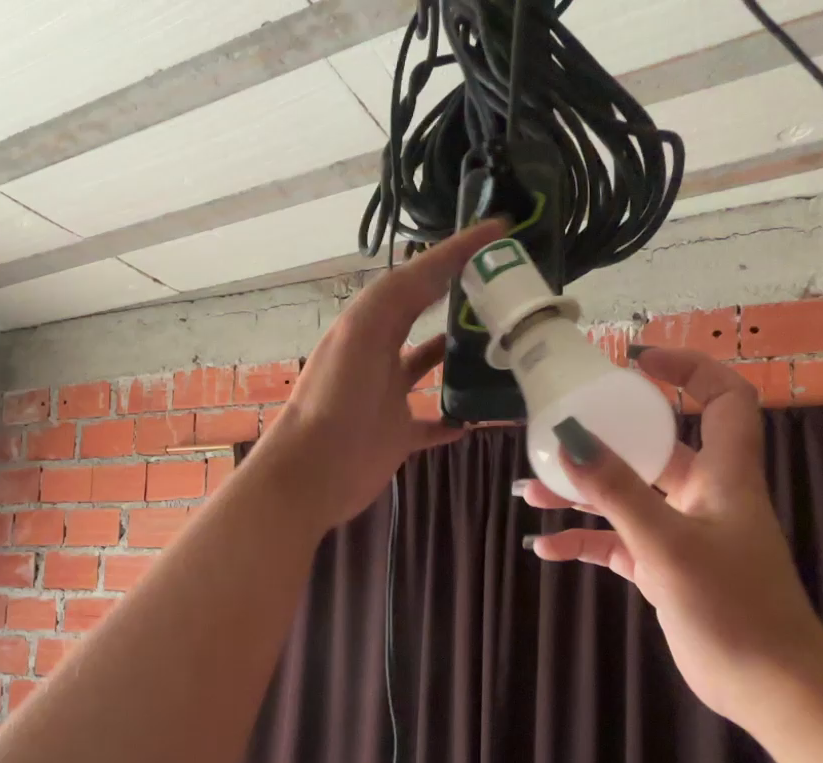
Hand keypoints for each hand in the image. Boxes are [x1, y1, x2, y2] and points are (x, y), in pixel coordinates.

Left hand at [251, 220, 506, 531]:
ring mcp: (389, 397)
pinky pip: (433, 422)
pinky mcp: (397, 436)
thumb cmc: (337, 398)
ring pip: (429, 368)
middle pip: (423, 317)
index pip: (418, 276)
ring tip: (503, 344)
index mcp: (370, 323)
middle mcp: (379, 354)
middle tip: (510, 291)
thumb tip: (451, 257)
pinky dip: (456, 417)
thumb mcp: (364, 331)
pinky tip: (482, 414)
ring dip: (460, 357)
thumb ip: (402, 292)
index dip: (455, 252)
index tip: (501, 231)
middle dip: (459, 300)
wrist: (312, 471)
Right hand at [522, 348, 822, 724]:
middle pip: (652, 450)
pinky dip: (583, 542)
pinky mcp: (664, 570)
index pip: (724, 400)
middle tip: (553, 433)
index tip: (638, 362)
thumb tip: (571, 440)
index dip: (690, 370)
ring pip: (626, 499)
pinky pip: (616, 543)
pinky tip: (543, 549)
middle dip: (603, 441)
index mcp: (724, 476)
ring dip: (580, 495)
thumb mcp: (668, 545)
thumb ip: (618, 492)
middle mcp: (703, 497)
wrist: (769, 685)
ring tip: (528, 494)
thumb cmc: (733, 605)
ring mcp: (681, 535)